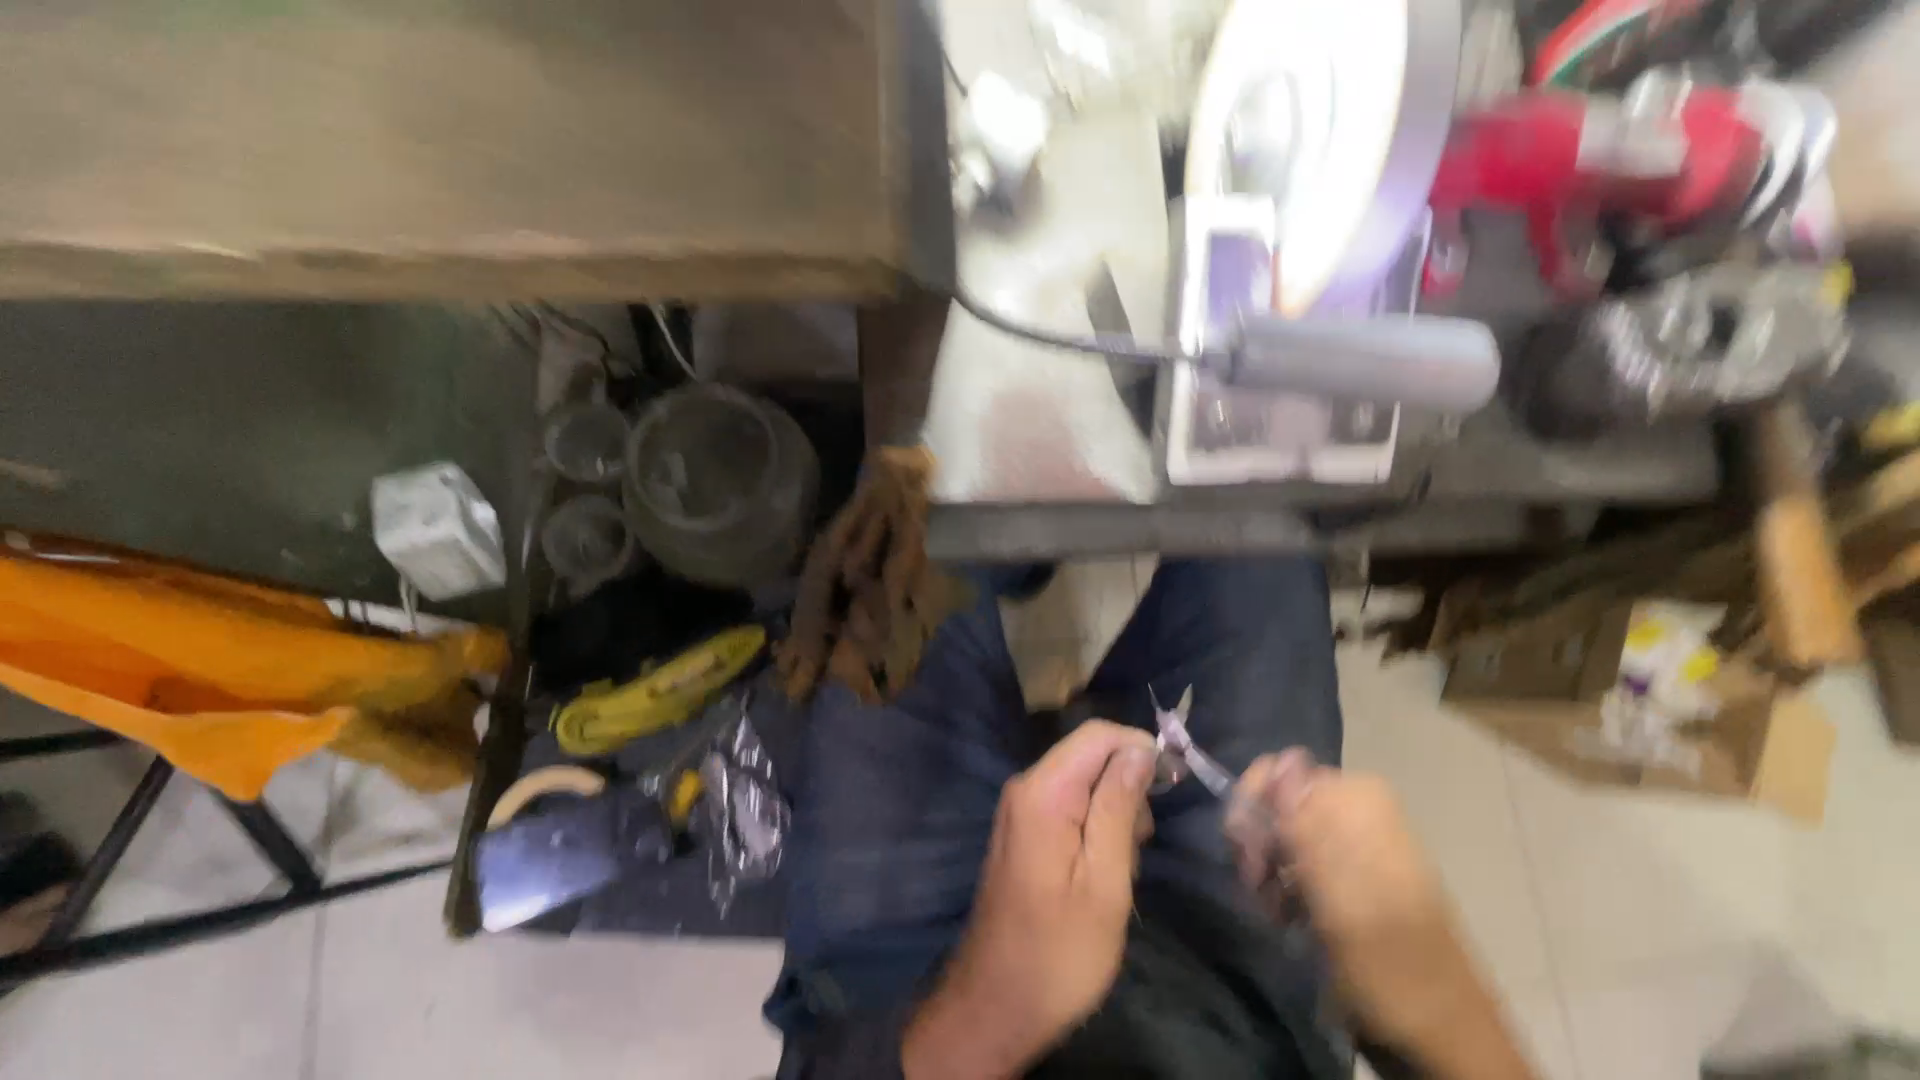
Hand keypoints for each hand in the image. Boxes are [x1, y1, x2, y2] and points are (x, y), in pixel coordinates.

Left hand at [903, 721, 1157, 1079]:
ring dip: (1115, 815)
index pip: (1098, 735)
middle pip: (1090, 757)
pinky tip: (1103, 874)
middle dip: (1128, 790)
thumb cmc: (1060, 951)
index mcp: (1043, 793)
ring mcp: (1020, 812)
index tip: (1175, 784)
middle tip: (1141, 847)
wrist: (997, 1003)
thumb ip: (1120, 808)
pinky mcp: (1023, 834)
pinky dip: (1094, 830)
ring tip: (1122, 872)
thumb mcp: (1105, 881)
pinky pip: (1068, 808)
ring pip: (1084, 784)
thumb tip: (1139, 751)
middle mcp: (1025, 789)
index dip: (1140, 748)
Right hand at [1231, 755, 1533, 1078]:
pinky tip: (1287, 914)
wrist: (1442, 1028)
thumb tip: (1280, 760)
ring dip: (1267, 868)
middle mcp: (1358, 808)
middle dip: (1258, 841)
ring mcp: (1355, 839)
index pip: (1278, 772)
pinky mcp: (1352, 870)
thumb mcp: (1341, 898)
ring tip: (1274, 910)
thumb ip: (1307, 826)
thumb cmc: (1390, 965)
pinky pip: (1299, 857)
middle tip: (1257, 888)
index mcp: (1361, 802)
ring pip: (1282, 830)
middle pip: (1278, 800)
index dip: (1252, 807)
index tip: (1246, 855)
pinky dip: (1285, 884)